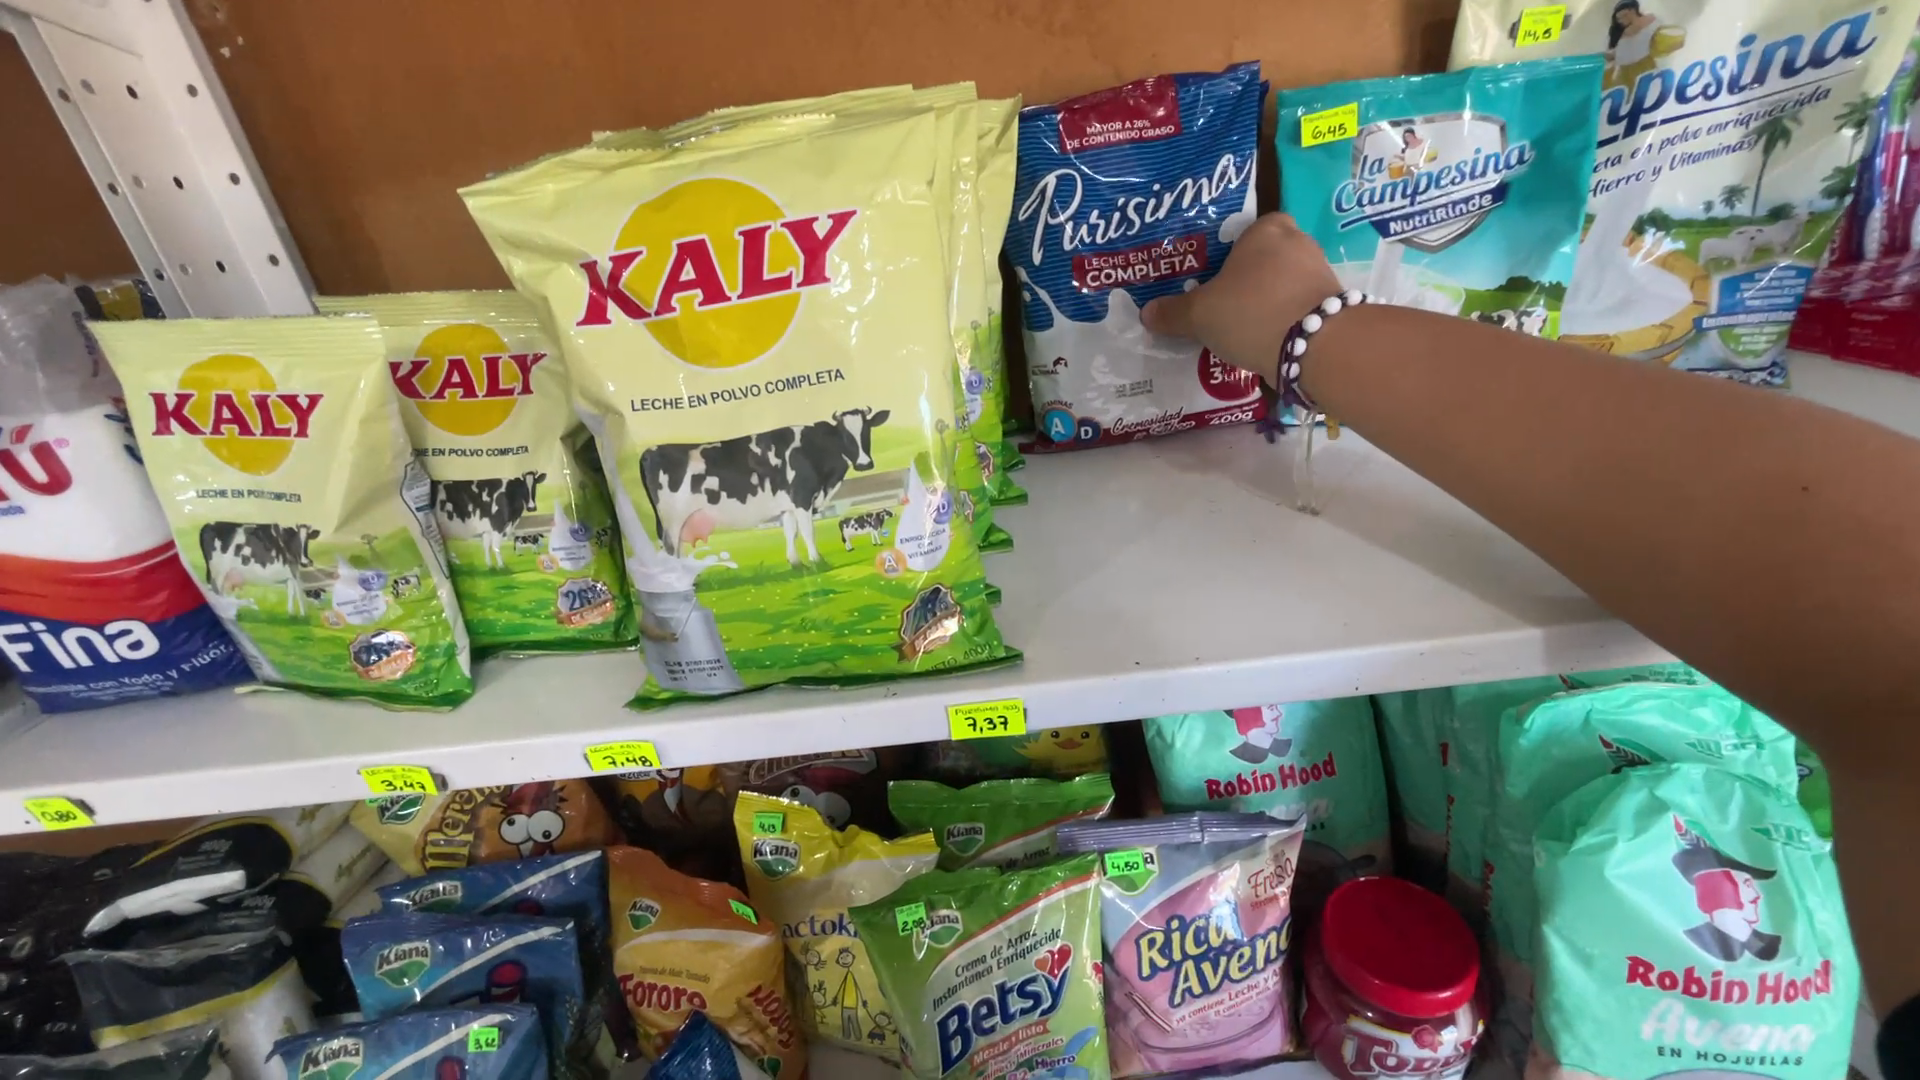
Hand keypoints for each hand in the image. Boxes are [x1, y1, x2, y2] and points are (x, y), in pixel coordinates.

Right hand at [1141, 213, 1341, 383]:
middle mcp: (1296, 242)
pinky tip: (1264, 340)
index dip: (1226, 254)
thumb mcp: (1199, 315)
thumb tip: (1147, 313)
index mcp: (1264, 230)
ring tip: (1240, 328)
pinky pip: (1296, 306)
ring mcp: (1318, 272)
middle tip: (1221, 305)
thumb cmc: (1250, 312)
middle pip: (1262, 258)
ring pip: (1281, 283)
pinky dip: (1282, 319)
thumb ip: (1172, 313)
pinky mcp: (1331, 303)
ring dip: (1264, 301)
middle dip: (1245, 279)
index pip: (1243, 231)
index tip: (1212, 279)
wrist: (1315, 346)